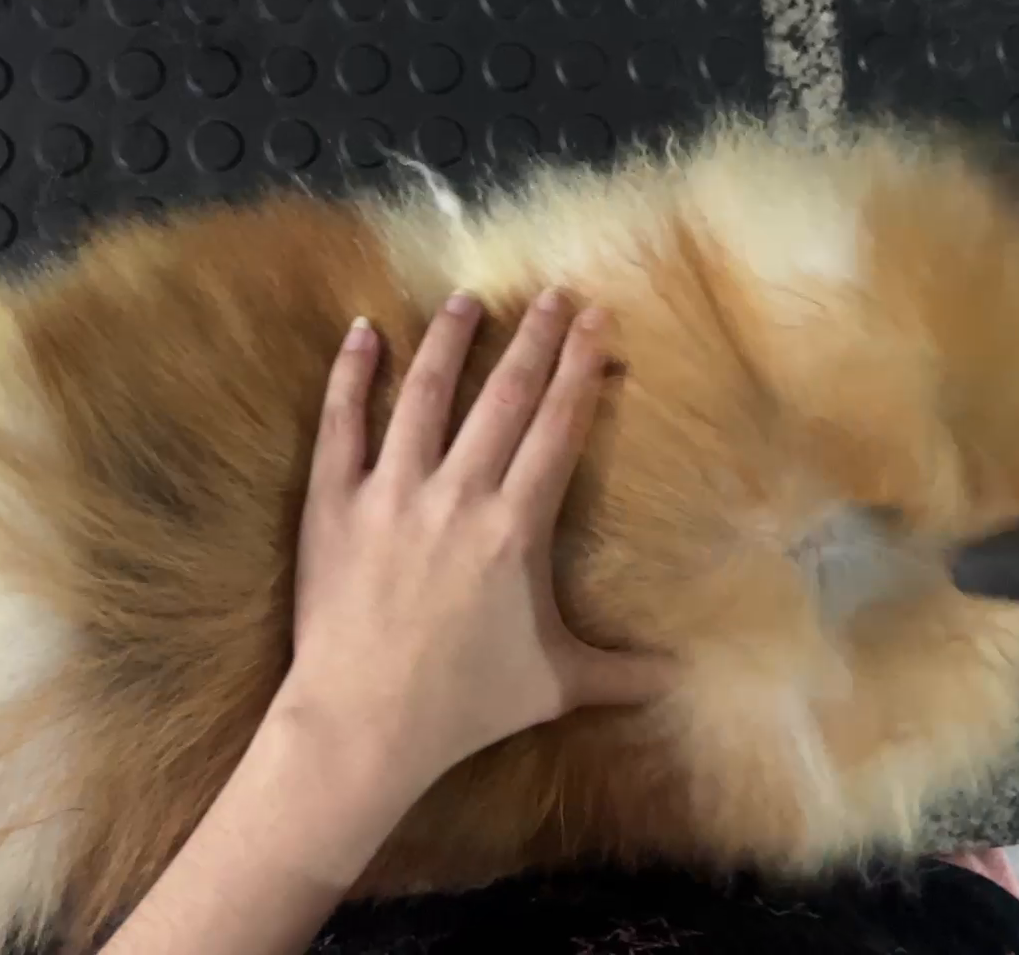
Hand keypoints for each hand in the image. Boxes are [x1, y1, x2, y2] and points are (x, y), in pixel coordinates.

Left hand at [105, 291, 672, 954]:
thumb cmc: (465, 703)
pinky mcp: (335, 500)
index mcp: (516, 525)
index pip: (559, 426)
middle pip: (505, 395)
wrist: (364, 724)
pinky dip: (352, 373)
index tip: (595, 321)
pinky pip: (341, 422)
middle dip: (535, 338)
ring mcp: (392, 490)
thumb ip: (623, 672)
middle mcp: (460, 491)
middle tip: (551, 294)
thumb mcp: (556, 685)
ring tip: (467, 299)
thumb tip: (684, 678)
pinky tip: (364, 331)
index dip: (581, 367)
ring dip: (450, 339)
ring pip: (426, 392)